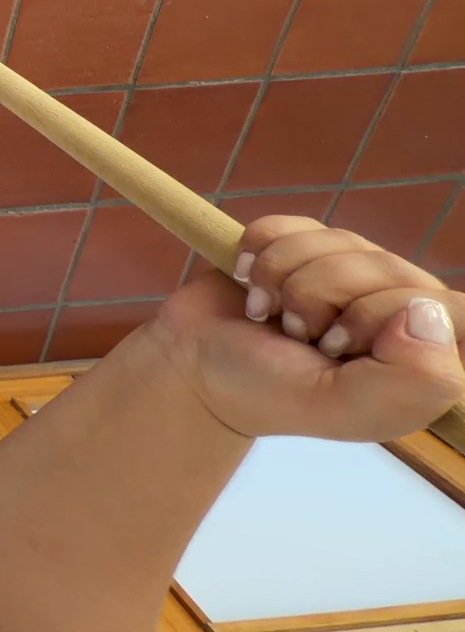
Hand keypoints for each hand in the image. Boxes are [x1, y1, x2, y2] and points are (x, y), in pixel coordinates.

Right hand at [149, 216, 463, 441]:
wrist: (191, 363)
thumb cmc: (270, 394)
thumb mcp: (349, 407)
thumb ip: (416, 379)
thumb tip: (426, 310)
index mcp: (427, 352)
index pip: (448, 306)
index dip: (383, 315)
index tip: (334, 348)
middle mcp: (395, 305)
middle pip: (383, 266)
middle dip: (316, 296)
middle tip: (293, 332)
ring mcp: (343, 273)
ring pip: (333, 239)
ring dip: (279, 275)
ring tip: (264, 310)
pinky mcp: (291, 249)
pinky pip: (287, 224)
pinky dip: (255, 248)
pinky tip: (245, 278)